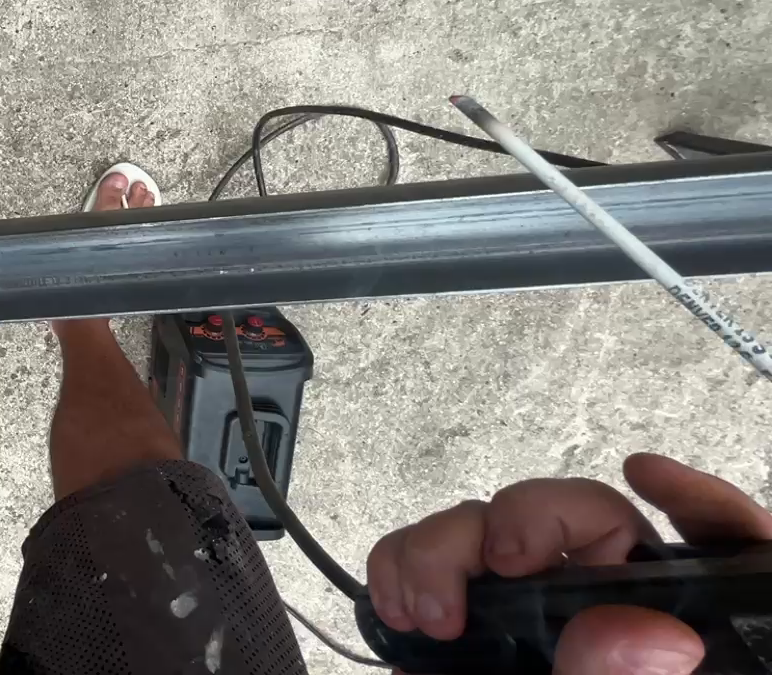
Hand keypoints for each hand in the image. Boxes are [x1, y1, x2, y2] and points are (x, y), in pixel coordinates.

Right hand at [366, 453, 771, 674]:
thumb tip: (644, 629)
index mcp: (684, 655)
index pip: (734, 566)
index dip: (710, 511)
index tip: (646, 477)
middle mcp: (613, 625)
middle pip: (586, 524)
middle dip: (522, 522)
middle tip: (489, 566)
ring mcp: (532, 620)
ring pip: (489, 527)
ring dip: (439, 549)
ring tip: (419, 610)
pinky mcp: (466, 621)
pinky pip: (428, 555)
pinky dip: (401, 562)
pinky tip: (396, 603)